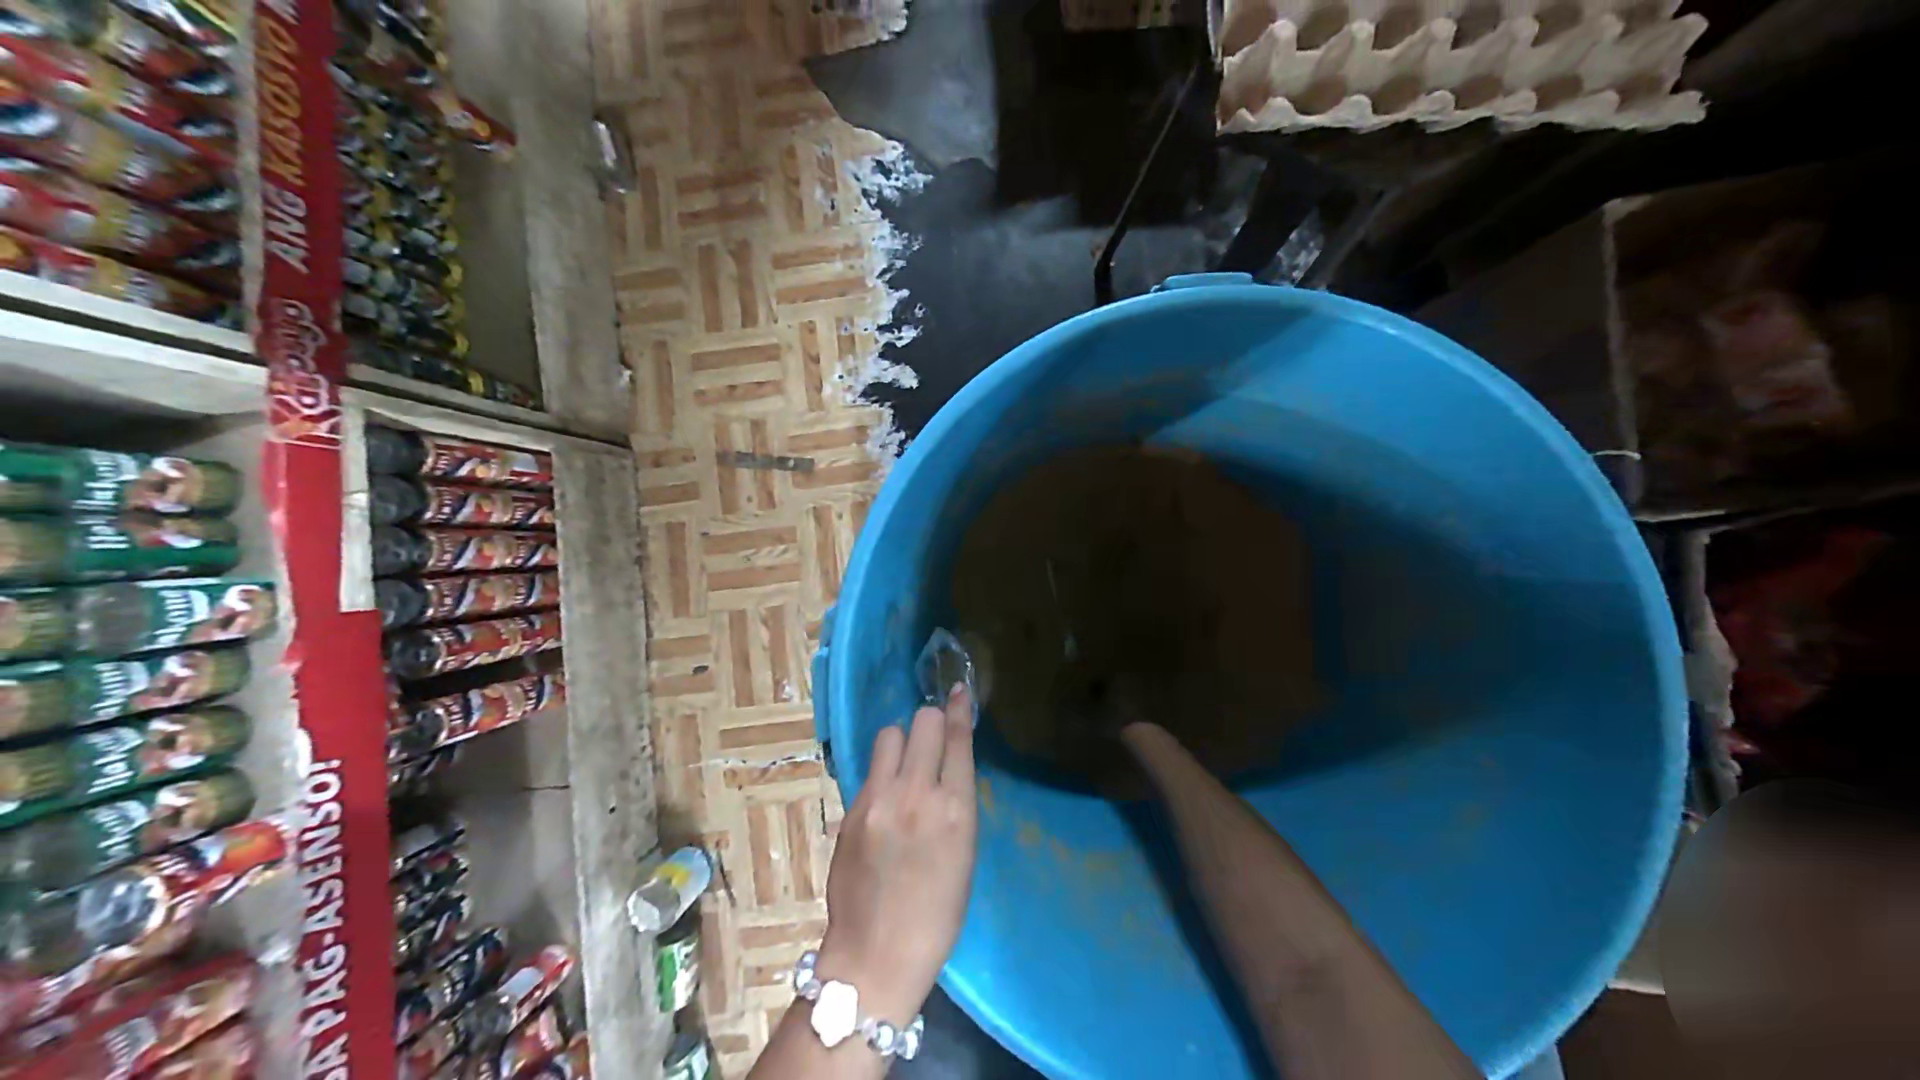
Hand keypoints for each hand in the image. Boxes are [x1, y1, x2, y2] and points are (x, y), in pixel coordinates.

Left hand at [816, 685, 976, 1025]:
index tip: (960, 690)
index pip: (957, 738)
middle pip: (923, 722)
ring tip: (904, 767)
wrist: (876, 953)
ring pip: (890, 734)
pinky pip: (871, 768)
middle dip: (932, 723)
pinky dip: (883, 772)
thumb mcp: (964, 855)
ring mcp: (878, 797)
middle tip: (932, 740)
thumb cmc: (936, 914)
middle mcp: (916, 793)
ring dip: (902, 742)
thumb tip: (947, 765)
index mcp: (955, 809)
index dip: (960, 710)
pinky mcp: (851, 807)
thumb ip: (955, 802)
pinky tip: (885, 797)